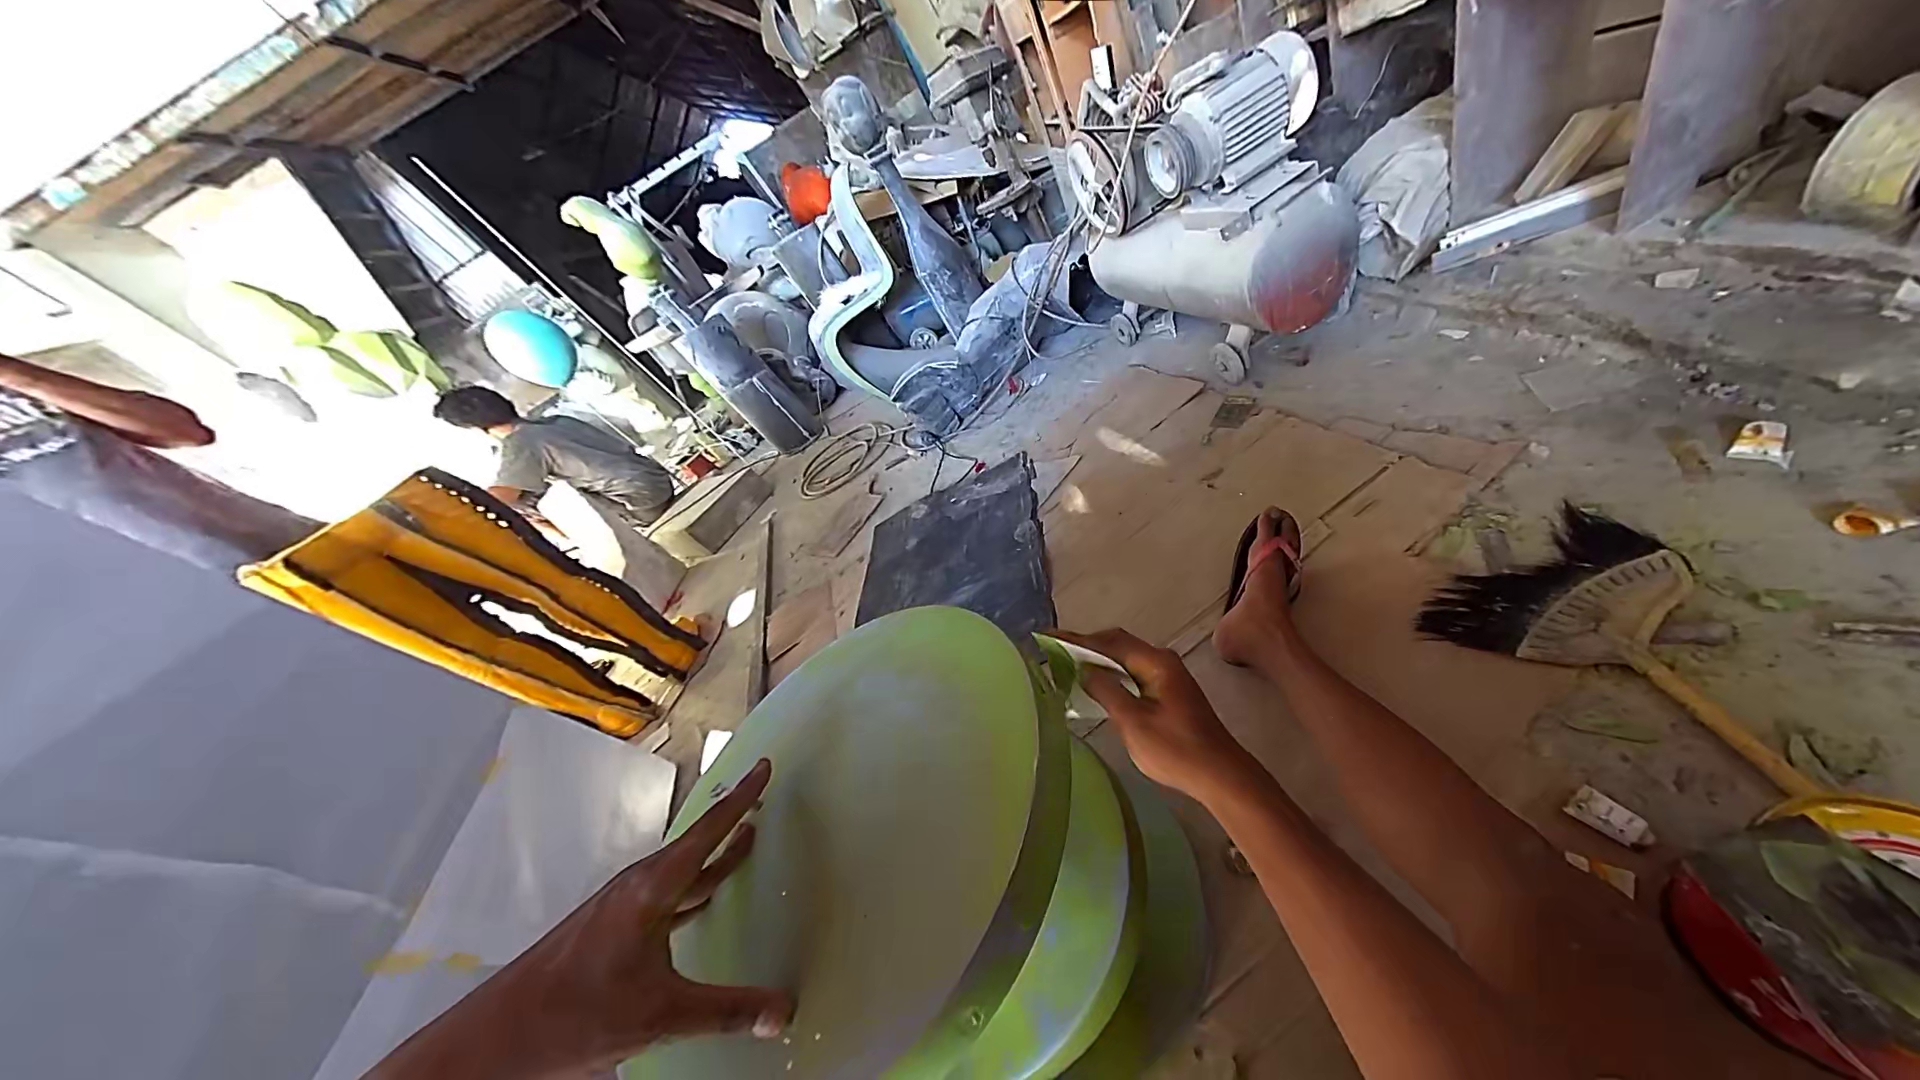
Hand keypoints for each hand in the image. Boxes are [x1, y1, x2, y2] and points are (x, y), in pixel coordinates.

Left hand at [371, 758, 791, 1078]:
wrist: (495, 1041)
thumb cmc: (573, 1014)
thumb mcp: (659, 1014)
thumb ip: (726, 1011)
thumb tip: (782, 1011)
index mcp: (653, 887)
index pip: (709, 830)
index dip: (742, 797)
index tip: (764, 766)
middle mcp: (640, 886)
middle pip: (697, 843)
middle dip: (731, 820)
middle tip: (760, 797)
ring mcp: (625, 905)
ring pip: (683, 870)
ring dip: (715, 855)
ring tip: (744, 841)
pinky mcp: (615, 926)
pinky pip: (669, 893)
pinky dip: (695, 886)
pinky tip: (704, 900)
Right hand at [1053, 629, 1256, 800]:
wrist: (1221, 776)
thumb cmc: (1176, 750)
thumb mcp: (1133, 722)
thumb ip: (1106, 691)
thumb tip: (1084, 670)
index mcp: (1156, 662)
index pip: (1109, 641)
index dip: (1076, 639)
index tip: (1048, 637)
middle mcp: (1163, 661)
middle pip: (1118, 644)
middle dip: (1086, 646)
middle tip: (1054, 651)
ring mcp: (1168, 676)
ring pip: (1126, 658)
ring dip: (1098, 660)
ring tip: (1067, 666)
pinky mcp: (1169, 692)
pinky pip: (1133, 672)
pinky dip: (1112, 674)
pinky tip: (1096, 686)